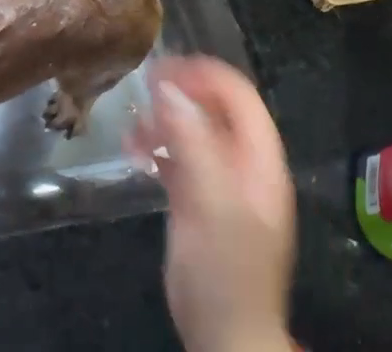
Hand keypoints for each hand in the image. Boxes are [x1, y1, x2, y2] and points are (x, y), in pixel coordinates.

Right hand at [127, 57, 294, 351]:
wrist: (225, 333)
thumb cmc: (224, 268)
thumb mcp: (209, 201)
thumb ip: (192, 142)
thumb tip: (168, 89)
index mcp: (259, 162)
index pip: (240, 97)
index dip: (204, 75)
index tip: (161, 67)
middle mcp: (244, 165)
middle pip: (215, 110)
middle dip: (179, 94)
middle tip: (140, 87)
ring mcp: (223, 184)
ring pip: (194, 133)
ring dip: (164, 121)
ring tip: (132, 125)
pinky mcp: (200, 202)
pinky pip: (180, 160)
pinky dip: (158, 148)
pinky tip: (133, 152)